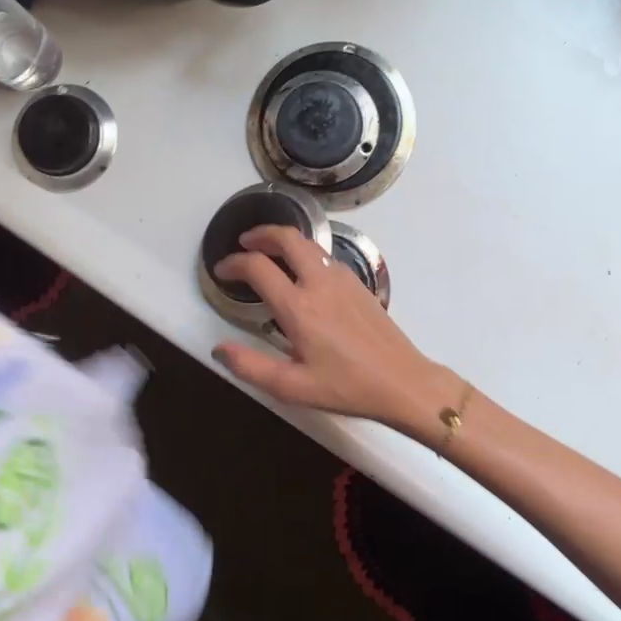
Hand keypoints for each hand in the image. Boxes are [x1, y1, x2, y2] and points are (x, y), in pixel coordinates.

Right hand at [212, 225, 463, 438]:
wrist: (401, 381)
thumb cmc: (346, 387)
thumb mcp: (293, 387)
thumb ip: (251, 366)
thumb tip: (219, 348)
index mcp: (299, 307)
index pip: (257, 267)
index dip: (233, 263)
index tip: (221, 270)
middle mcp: (319, 283)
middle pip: (287, 238)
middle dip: (261, 234)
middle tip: (244, 242)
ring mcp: (343, 279)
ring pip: (310, 243)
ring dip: (285, 239)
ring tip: (270, 251)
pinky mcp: (359, 284)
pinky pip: (326, 256)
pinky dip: (306, 252)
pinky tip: (303, 271)